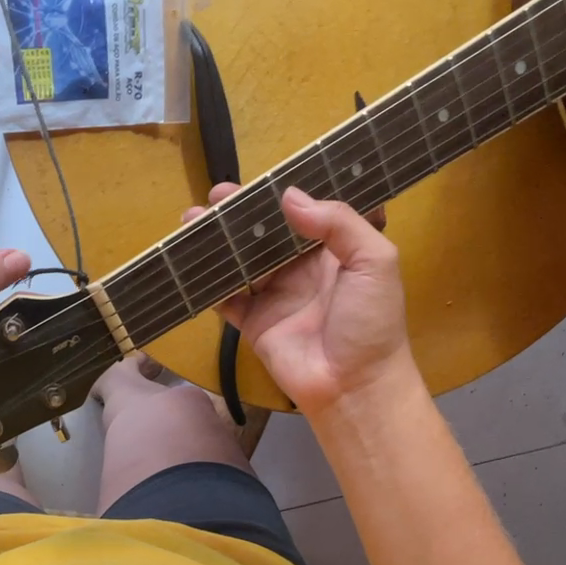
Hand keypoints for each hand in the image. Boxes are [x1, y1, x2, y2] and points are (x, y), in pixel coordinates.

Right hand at [192, 185, 418, 416]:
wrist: (353, 385)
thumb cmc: (371, 322)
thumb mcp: (374, 261)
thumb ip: (338, 223)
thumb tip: (288, 196)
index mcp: (333, 250)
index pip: (303, 213)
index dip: (279, 195)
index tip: (256, 179)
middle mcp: (300, 269)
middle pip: (264, 234)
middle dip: (239, 214)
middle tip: (214, 195)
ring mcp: (275, 296)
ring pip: (241, 261)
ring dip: (217, 243)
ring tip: (191, 220)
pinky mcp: (254, 323)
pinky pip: (227, 299)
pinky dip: (209, 284)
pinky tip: (191, 263)